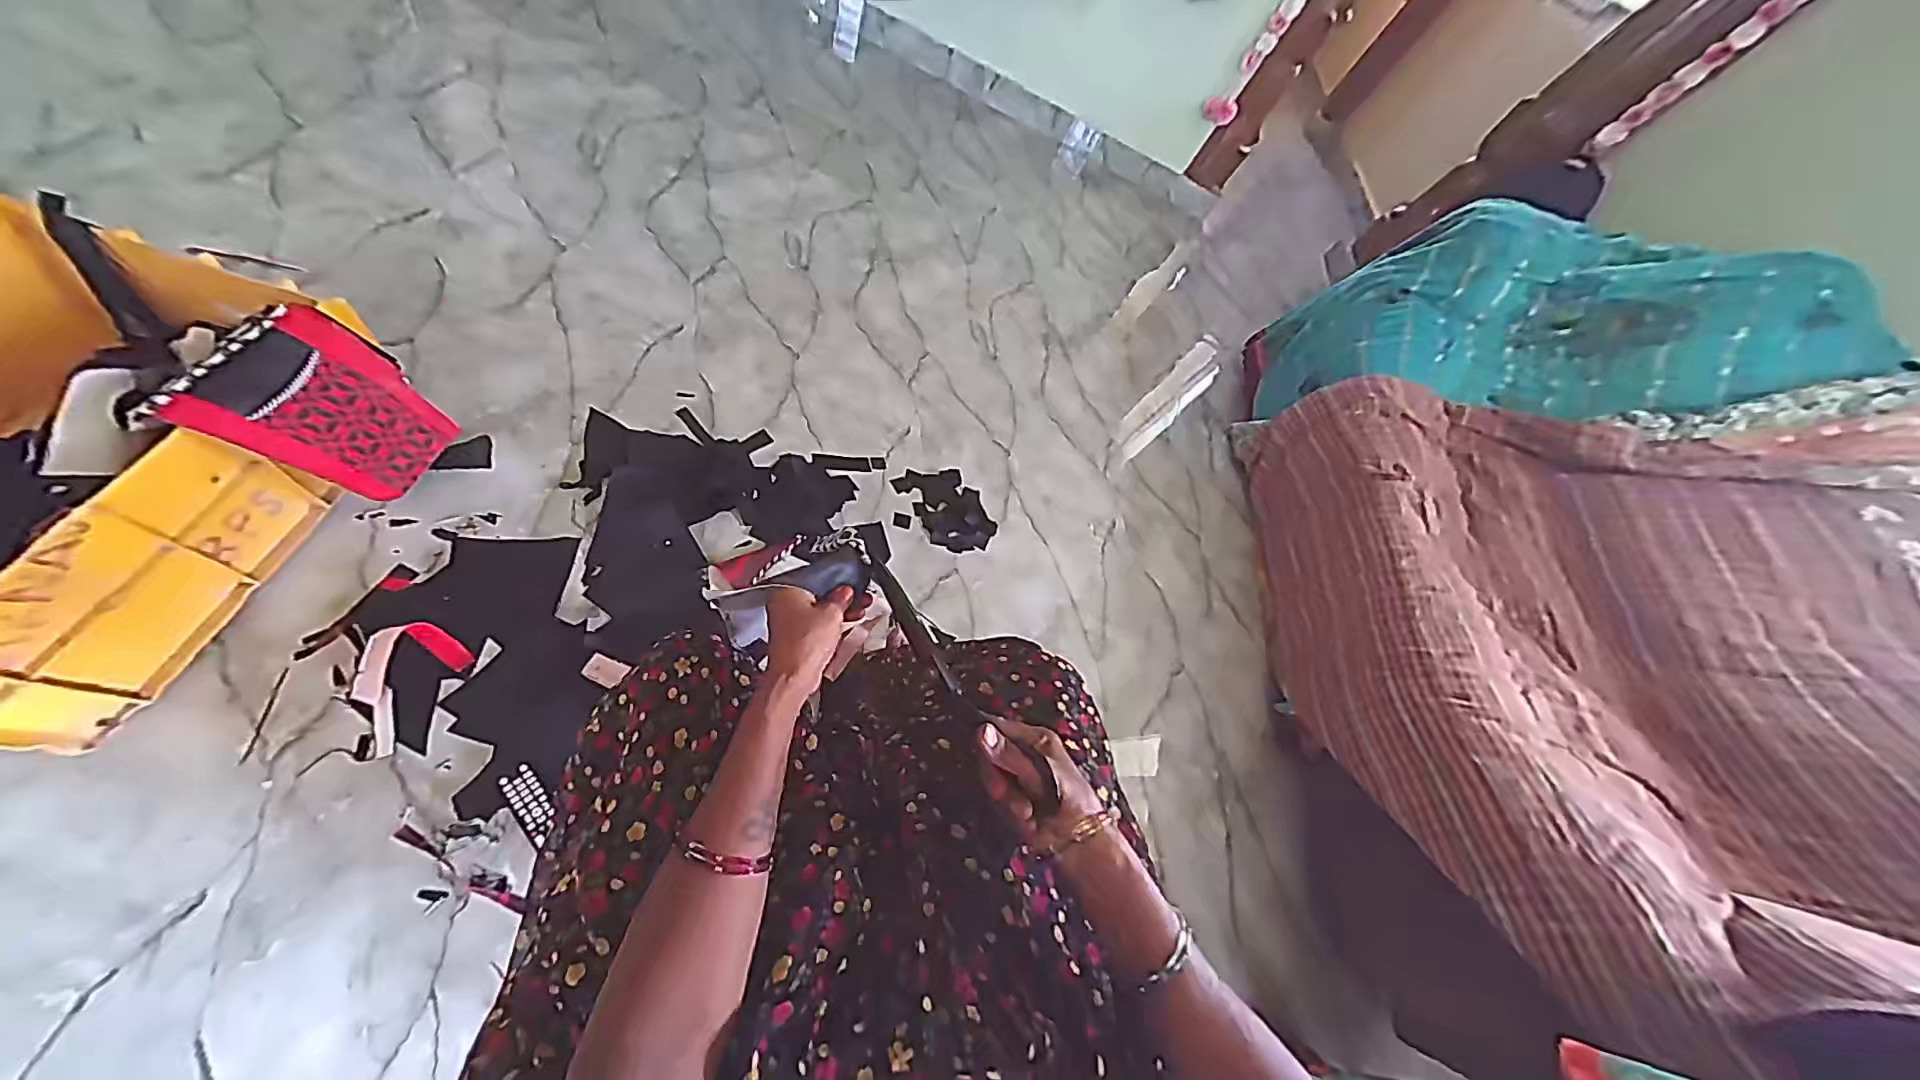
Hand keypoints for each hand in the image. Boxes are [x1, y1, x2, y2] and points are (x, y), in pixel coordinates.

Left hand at [764, 585, 855, 691]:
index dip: (838, 581)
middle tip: (857, 599)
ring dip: (837, 613)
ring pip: (816, 612)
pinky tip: (843, 627)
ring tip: (856, 613)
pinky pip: (814, 627)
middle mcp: (782, 605)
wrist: (795, 676)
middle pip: (817, 595)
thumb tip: (845, 593)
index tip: (851, 585)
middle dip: (840, 600)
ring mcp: (787, 623)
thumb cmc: (803, 646)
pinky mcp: (794, 639)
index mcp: (786, 591)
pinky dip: (828, 627)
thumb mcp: (832, 614)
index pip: (817, 577)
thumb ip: (841, 599)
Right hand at [976, 718, 1105, 852]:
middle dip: (997, 778)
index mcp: (1038, 738)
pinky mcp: (1016, 797)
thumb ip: (1009, 754)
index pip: (998, 727)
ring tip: (1026, 811)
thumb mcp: (1039, 774)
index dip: (986, 740)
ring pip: (993, 780)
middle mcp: (1027, 753)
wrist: (1080, 839)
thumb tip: (983, 731)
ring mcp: (1021, 776)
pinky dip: (1010, 810)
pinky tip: (1027, 818)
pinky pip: (999, 799)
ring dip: (1007, 799)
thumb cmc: (1070, 800)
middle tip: (1005, 793)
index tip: (984, 757)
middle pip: (991, 755)